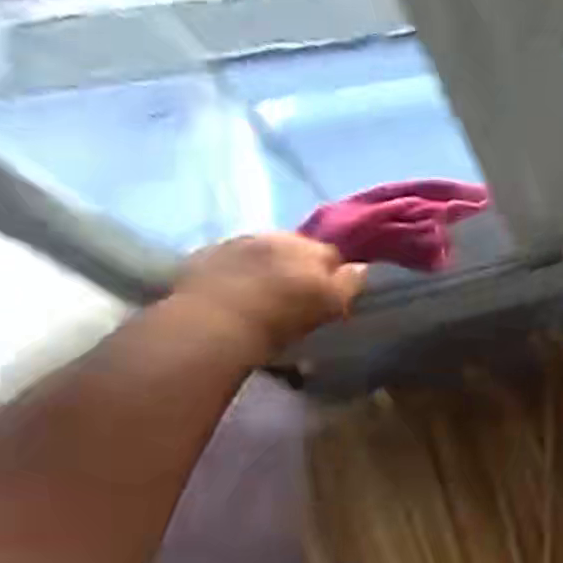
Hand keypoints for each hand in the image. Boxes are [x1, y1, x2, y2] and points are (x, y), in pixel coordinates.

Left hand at [170, 233, 366, 357]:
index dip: (335, 274)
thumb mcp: (331, 304)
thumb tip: (361, 267)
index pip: (333, 254)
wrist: (211, 326)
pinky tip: (235, 291)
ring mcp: (234, 244)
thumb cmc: (281, 318)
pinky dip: (237, 271)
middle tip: (297, 294)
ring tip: (264, 292)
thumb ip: (350, 282)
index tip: (331, 295)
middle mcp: (273, 237)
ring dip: (267, 266)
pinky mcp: (201, 257)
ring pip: (262, 251)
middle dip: (299, 265)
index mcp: (309, 247)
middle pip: (296, 248)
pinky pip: (230, 260)